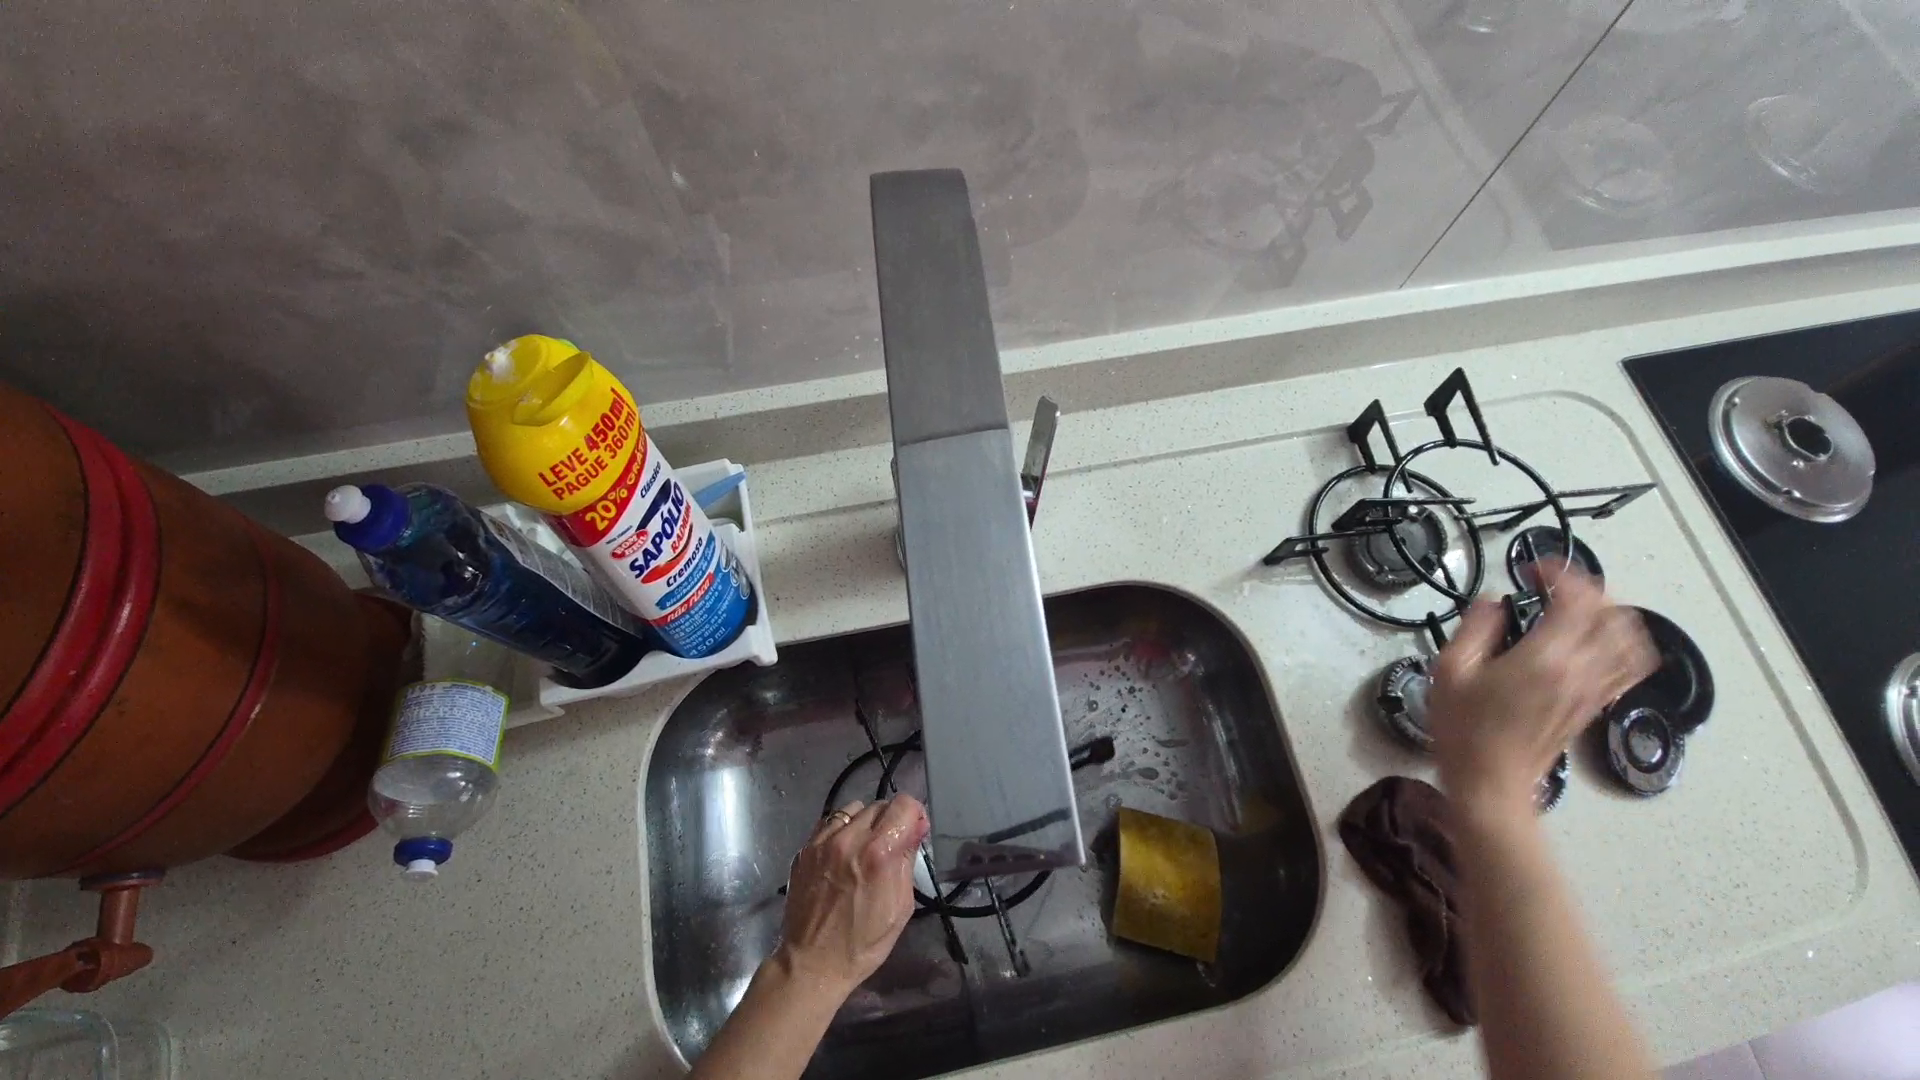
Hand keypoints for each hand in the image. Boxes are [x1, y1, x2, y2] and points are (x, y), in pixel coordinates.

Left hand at [774, 795, 928, 996]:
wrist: (812, 964)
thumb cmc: (863, 943)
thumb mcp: (901, 907)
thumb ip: (908, 860)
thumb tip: (915, 828)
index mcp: (878, 853)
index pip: (904, 805)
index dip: (915, 815)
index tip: (915, 833)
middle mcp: (849, 839)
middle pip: (879, 805)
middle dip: (891, 820)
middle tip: (891, 845)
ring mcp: (822, 842)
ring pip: (853, 809)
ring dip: (865, 823)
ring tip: (864, 847)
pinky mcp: (804, 849)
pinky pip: (829, 823)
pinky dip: (841, 830)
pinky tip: (843, 853)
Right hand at [1428, 565, 1657, 815]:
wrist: (1491, 782)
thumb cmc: (1464, 728)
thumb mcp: (1450, 670)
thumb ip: (1475, 627)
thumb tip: (1492, 602)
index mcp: (1545, 658)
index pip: (1578, 599)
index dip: (1561, 573)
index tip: (1533, 570)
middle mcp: (1580, 670)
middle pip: (1615, 614)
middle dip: (1589, 589)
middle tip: (1554, 586)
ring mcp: (1593, 690)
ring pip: (1632, 639)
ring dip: (1611, 614)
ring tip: (1578, 609)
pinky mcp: (1594, 705)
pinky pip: (1629, 667)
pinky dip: (1622, 644)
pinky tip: (1596, 641)